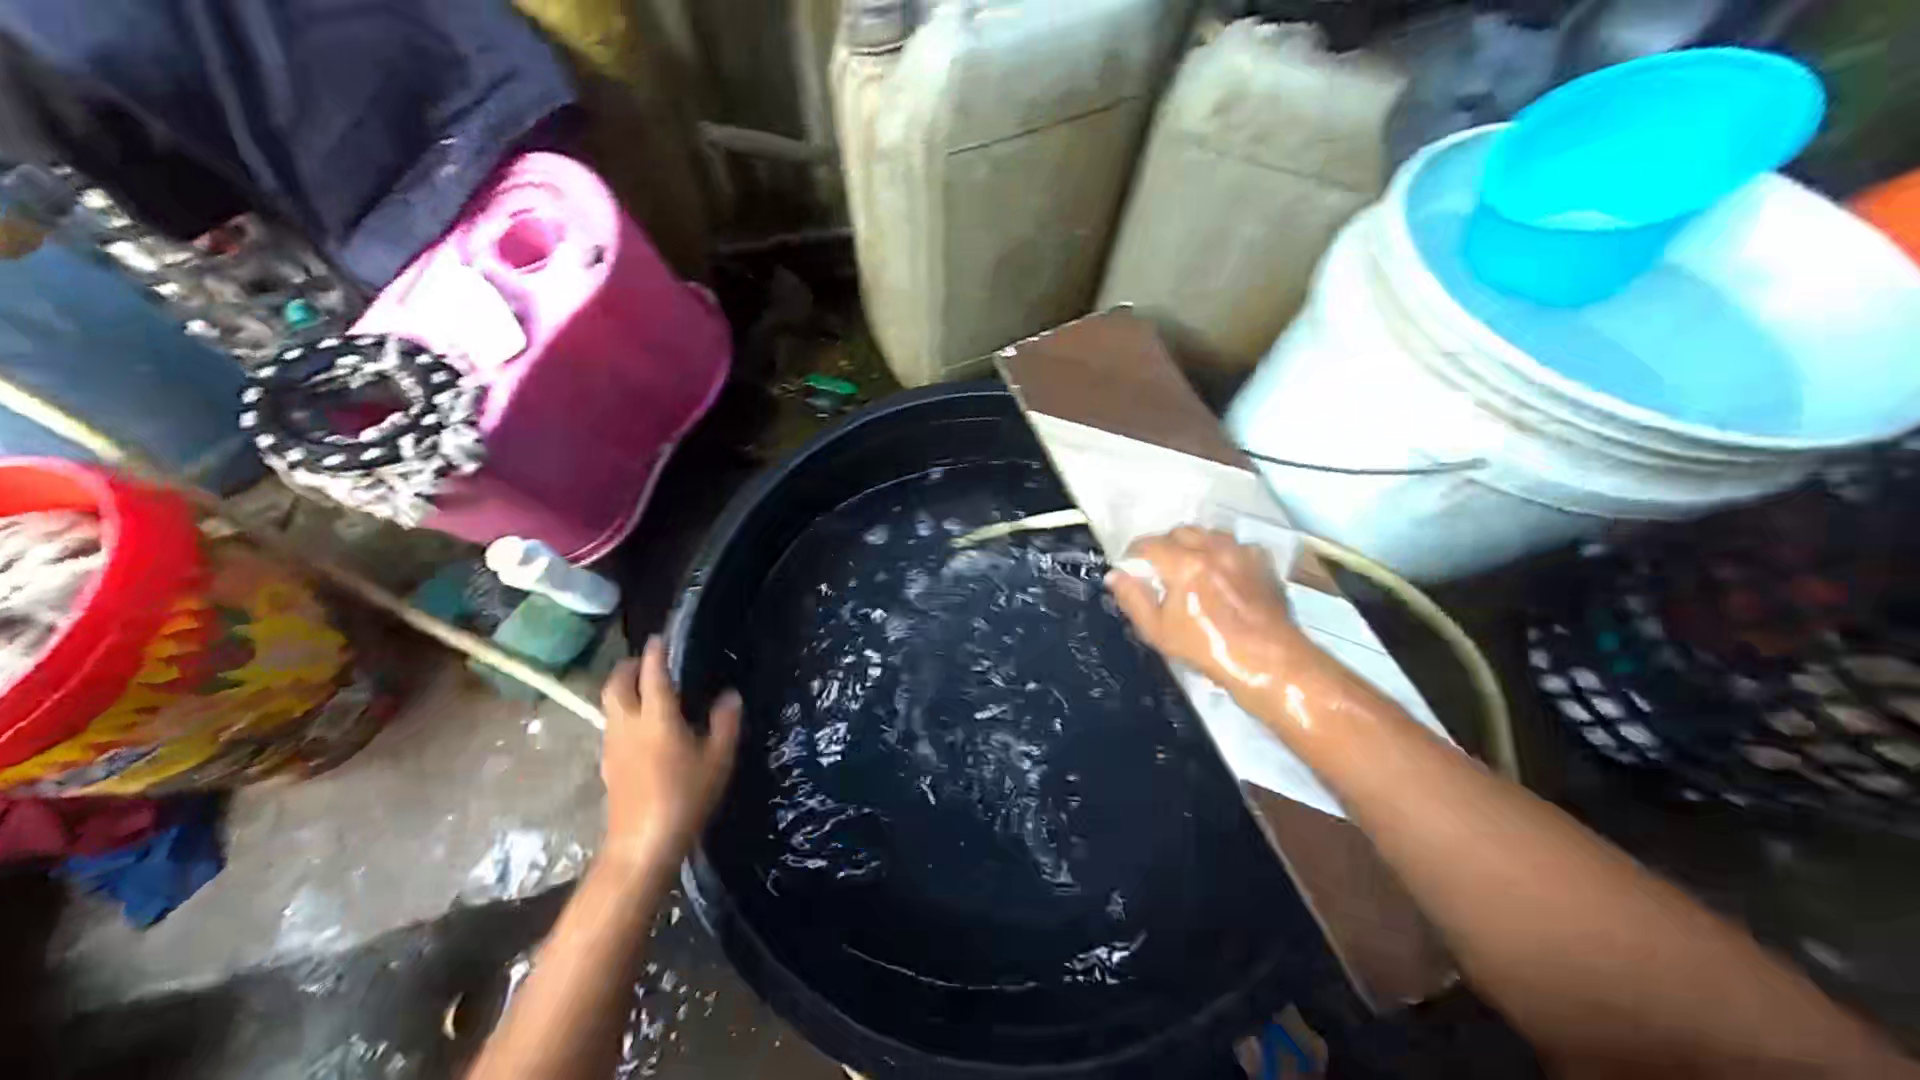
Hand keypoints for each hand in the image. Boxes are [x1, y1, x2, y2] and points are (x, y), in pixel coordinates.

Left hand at [597, 635, 741, 869]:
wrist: (641, 844)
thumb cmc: (685, 797)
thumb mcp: (718, 760)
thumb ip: (724, 724)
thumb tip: (729, 696)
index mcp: (657, 717)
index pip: (653, 674)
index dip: (656, 653)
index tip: (660, 638)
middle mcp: (628, 724)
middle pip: (616, 685)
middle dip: (627, 667)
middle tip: (642, 661)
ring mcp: (612, 745)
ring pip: (609, 705)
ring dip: (621, 689)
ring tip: (642, 689)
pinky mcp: (607, 765)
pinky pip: (611, 726)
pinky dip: (622, 714)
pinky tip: (639, 727)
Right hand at [1105, 527, 1308, 696]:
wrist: (1268, 662)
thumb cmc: (1207, 649)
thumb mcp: (1158, 631)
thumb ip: (1133, 599)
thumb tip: (1115, 575)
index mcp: (1184, 564)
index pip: (1149, 544)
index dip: (1134, 554)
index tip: (1130, 567)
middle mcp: (1213, 549)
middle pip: (1180, 531)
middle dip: (1165, 545)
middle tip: (1160, 569)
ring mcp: (1241, 553)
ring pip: (1210, 534)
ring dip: (1195, 544)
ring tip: (1191, 567)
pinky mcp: (1263, 563)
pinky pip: (1237, 545)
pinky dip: (1225, 553)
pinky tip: (1223, 573)